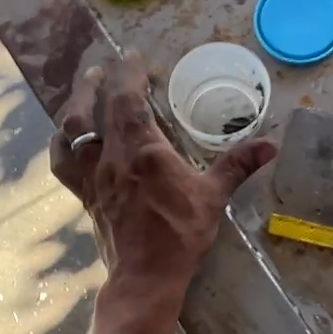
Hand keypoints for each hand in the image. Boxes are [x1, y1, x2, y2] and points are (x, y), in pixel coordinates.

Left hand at [49, 54, 276, 303]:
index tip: (134, 56)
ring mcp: (92, 175)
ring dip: (77, 102)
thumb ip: (238, 165)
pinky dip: (61, 141)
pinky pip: (62, 161)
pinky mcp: (83, 194)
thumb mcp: (213, 196)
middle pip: (95, 106)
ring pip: (71, 128)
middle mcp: (110, 156)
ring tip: (86, 88)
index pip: (128, 97)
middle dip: (102, 80)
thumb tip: (271, 145)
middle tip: (110, 67)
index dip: (129, 72)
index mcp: (143, 150)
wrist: (145, 277)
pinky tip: (67, 134)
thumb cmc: (180, 235)